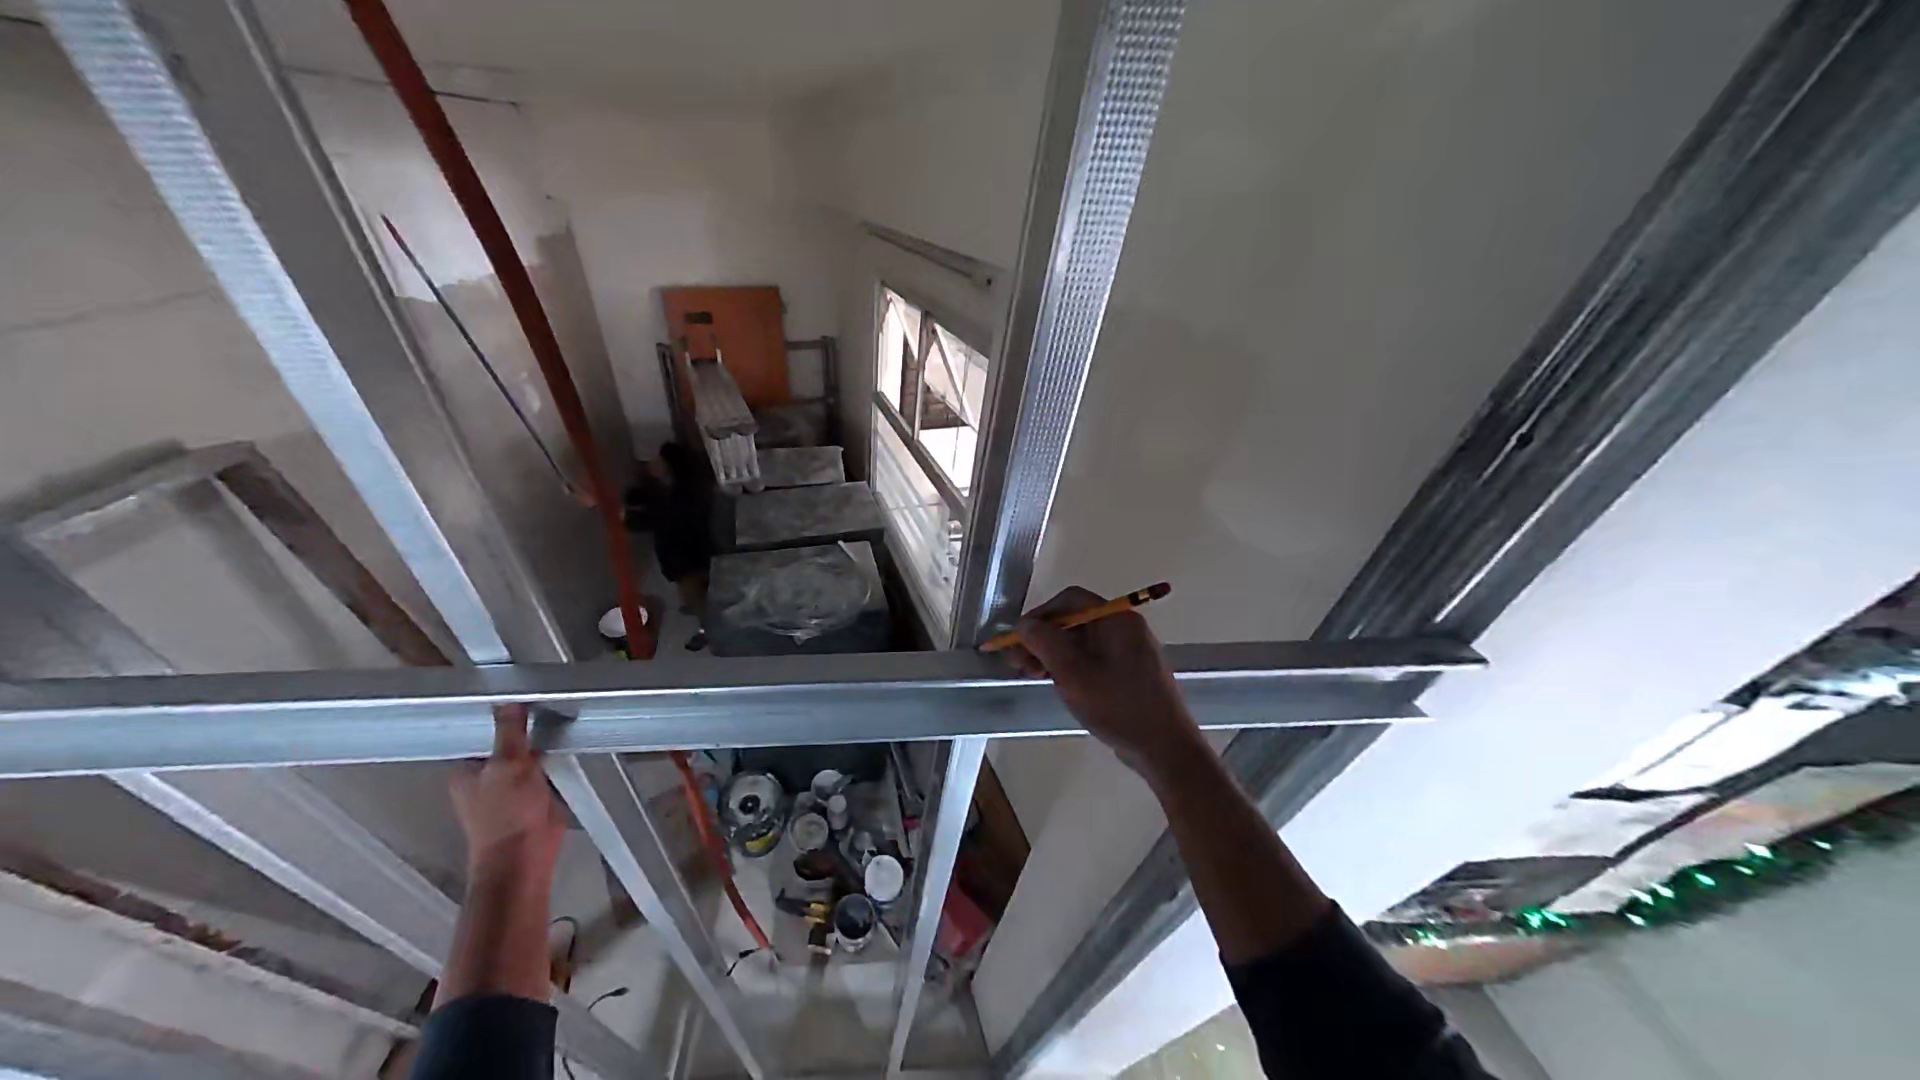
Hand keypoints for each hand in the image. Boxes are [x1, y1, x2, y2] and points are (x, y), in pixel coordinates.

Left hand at [450, 705, 566, 875]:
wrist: (525, 856)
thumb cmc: (506, 814)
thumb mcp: (507, 766)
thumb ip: (510, 732)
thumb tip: (509, 702)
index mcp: (467, 770)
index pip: (482, 733)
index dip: (501, 715)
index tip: (522, 694)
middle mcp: (487, 776)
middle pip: (509, 741)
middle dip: (528, 726)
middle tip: (550, 700)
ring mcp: (513, 786)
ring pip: (531, 753)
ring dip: (545, 741)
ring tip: (565, 712)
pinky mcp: (537, 793)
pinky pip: (548, 766)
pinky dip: (558, 757)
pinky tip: (572, 741)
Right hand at [1003, 587, 1208, 779]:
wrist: (1165, 749)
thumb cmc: (1119, 707)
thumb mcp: (1073, 674)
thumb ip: (1045, 643)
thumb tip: (1025, 624)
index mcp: (1116, 619)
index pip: (1070, 600)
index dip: (1040, 614)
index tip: (1019, 638)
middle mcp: (1125, 627)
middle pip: (1074, 619)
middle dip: (1043, 637)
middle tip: (1019, 663)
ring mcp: (1129, 650)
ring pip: (1081, 640)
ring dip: (1053, 653)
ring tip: (1032, 675)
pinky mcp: (1129, 671)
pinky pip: (1093, 657)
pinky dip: (1070, 665)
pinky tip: (1056, 682)